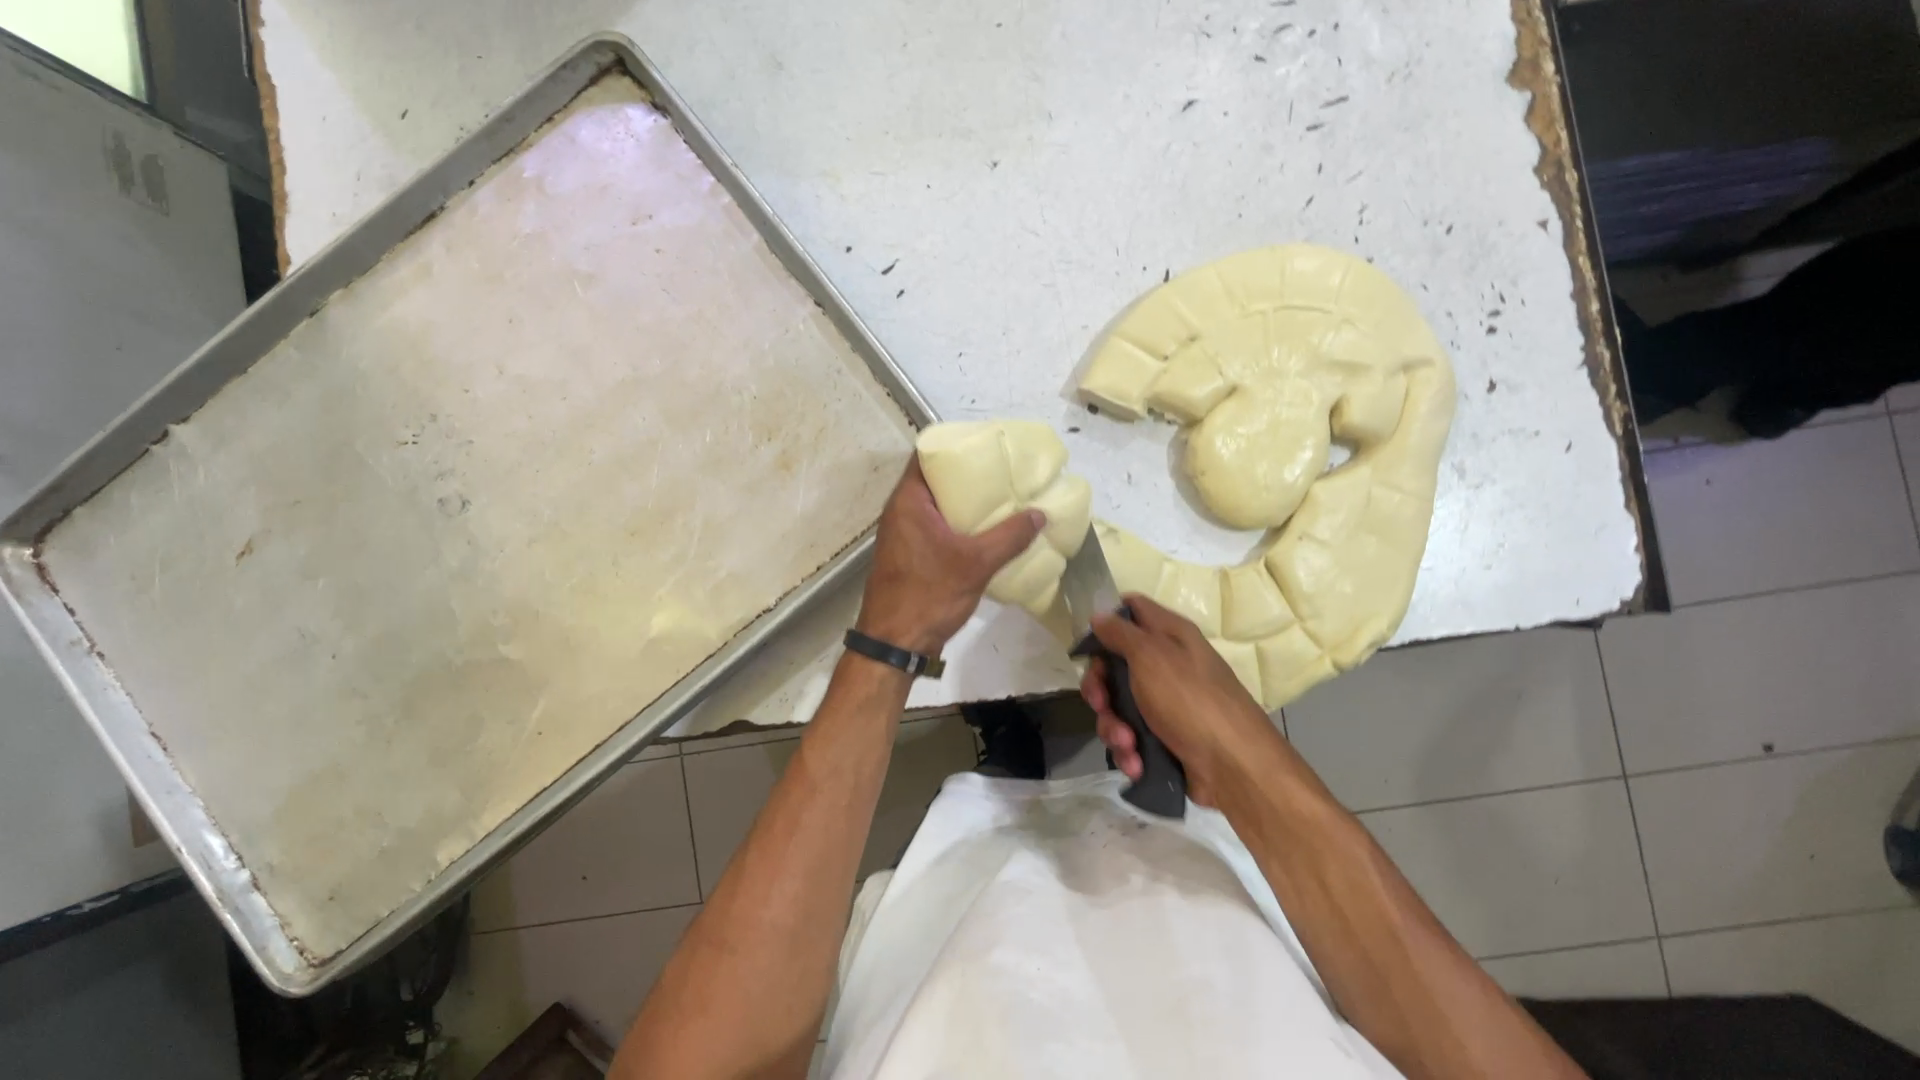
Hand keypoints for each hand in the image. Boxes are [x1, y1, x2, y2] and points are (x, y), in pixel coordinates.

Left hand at [854, 456, 1044, 655]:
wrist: (895, 644)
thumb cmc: (928, 595)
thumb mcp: (976, 563)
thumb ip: (1010, 536)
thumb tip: (1039, 513)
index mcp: (908, 501)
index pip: (927, 455)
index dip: (954, 445)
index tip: (985, 444)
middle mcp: (901, 512)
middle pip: (935, 480)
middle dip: (967, 475)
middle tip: (1002, 471)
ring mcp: (904, 536)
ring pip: (937, 507)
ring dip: (965, 504)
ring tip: (1002, 498)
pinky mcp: (910, 557)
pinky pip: (937, 529)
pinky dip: (959, 526)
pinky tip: (988, 534)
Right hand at [1080, 594, 1283, 805]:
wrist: (1233, 766)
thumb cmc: (1191, 701)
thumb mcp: (1151, 656)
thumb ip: (1121, 633)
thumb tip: (1099, 614)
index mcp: (1170, 636)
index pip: (1132, 610)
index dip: (1107, 622)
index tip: (1089, 645)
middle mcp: (1167, 665)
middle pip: (1115, 666)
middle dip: (1100, 690)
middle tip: (1101, 704)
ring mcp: (1166, 704)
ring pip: (1118, 708)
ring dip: (1114, 728)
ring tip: (1128, 744)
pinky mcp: (1165, 738)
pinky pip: (1131, 738)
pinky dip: (1129, 752)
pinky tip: (1137, 763)